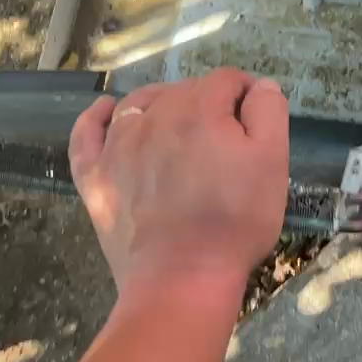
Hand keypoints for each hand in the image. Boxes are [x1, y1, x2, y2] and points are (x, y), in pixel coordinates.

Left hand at [69, 68, 288, 305]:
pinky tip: (108, 111)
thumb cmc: (236, 220)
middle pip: (187, 88)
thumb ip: (268, 111)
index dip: (248, 93)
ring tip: (184, 125)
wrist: (181, 281)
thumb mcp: (273, 161)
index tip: (258, 120)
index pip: (227, 80)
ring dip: (166, 102)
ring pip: (142, 102)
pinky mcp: (96, 178)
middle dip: (212, 101)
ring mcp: (118, 147)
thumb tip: (258, 86)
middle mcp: (154, 117)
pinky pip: (88, 134)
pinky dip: (97, 117)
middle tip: (229, 139)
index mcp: (200, 110)